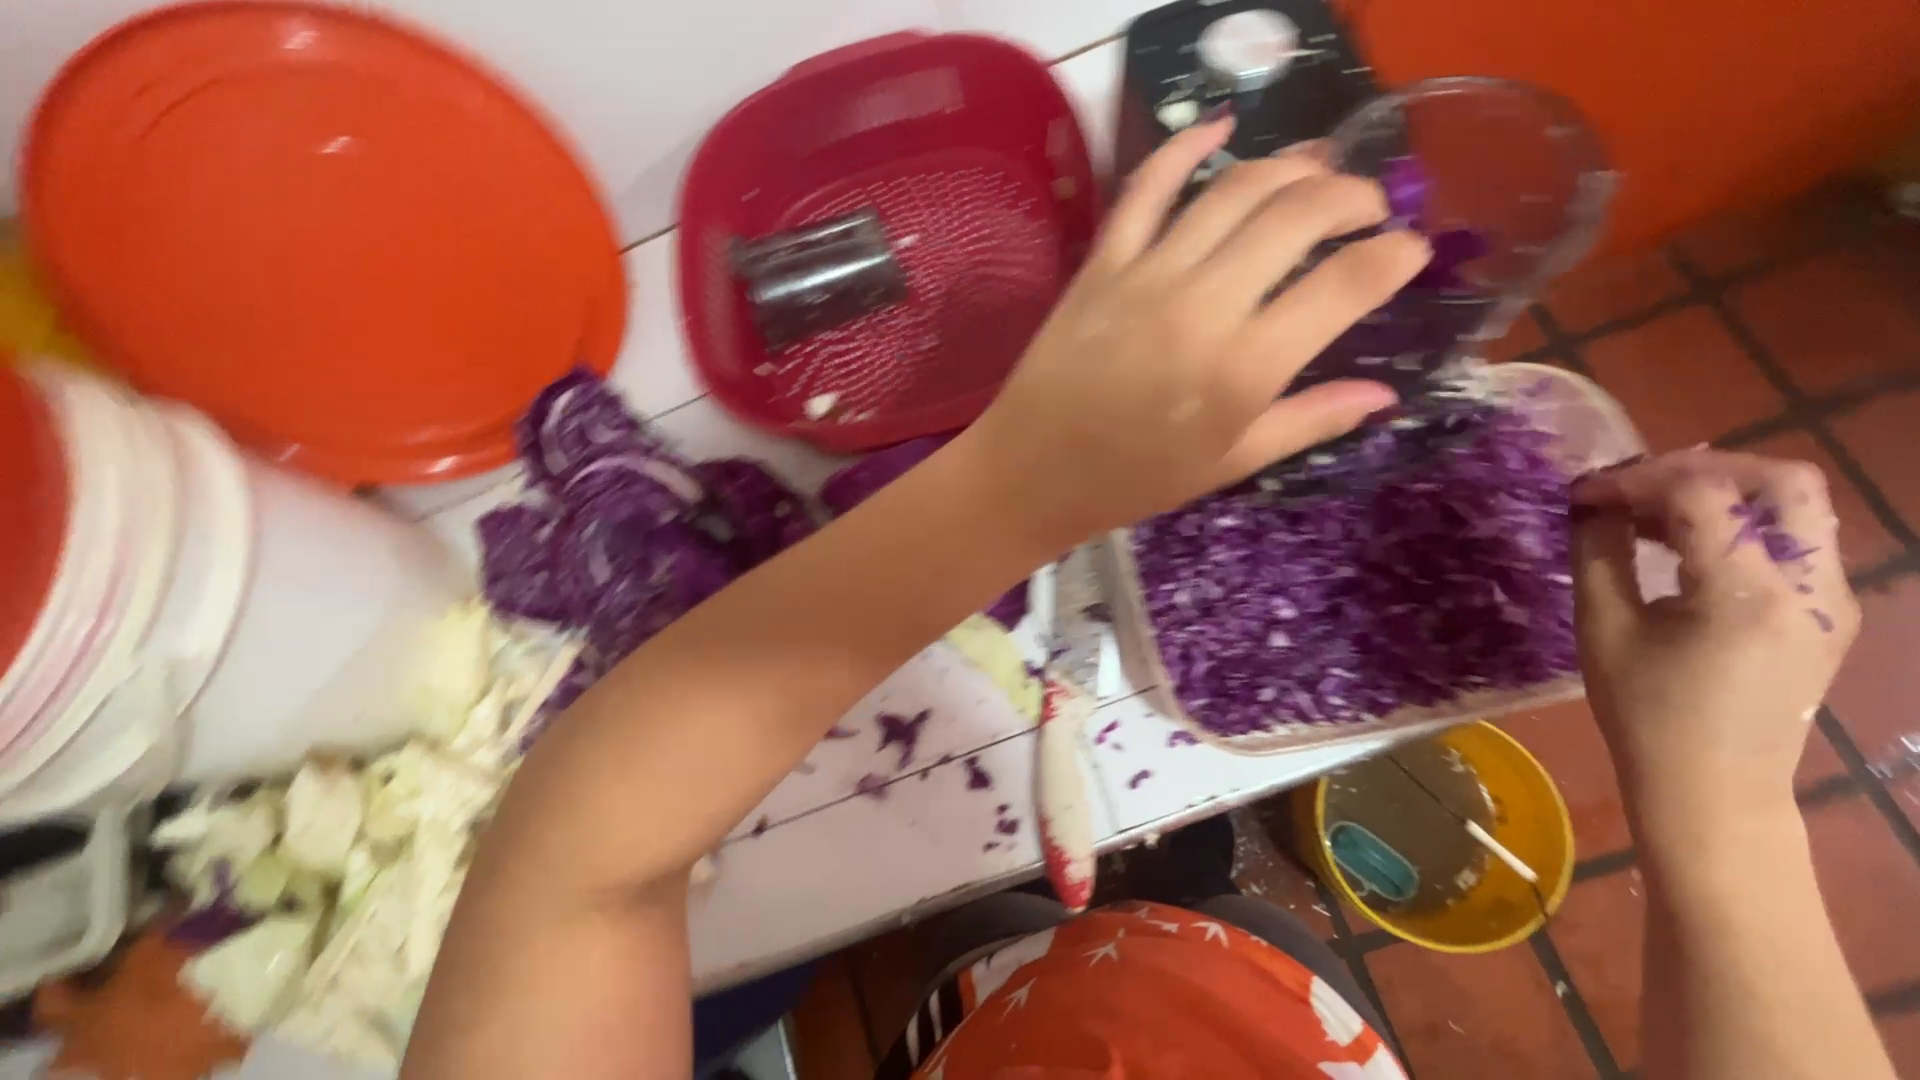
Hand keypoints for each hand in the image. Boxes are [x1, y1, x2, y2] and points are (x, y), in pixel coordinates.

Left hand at [958, 118, 1430, 544]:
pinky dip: (1184, 147)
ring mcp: (1147, 275)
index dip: (1395, 257)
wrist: (1031, 473)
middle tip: (1368, 209)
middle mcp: (1203, 306)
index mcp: (1244, 368)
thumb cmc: (1133, 481)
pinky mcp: (1102, 263)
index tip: (1410, 251)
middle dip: (1354, 197)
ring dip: (1291, 165)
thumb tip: (1384, 395)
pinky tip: (1219, 128)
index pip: (1346, 286)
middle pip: (1299, 215)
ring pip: (1234, 189)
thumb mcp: (1229, 464)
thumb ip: (1308, 422)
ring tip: (1319, 170)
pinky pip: (1145, 187)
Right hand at [1571, 449, 1859, 825]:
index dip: (1634, 479)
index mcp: (1747, 594)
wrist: (1713, 786)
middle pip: (1781, 481)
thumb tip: (1590, 504)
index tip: (1583, 494)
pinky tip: (1684, 545)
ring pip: (1798, 506)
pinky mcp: (1827, 611)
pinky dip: (1740, 524)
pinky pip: (1796, 540)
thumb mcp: (1602, 629)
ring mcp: (1830, 599)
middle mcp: (1809, 586)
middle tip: (1636, 486)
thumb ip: (1598, 554)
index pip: (1701, 495)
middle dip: (1700, 467)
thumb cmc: (1645, 713)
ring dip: (1723, 492)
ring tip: (1651, 514)